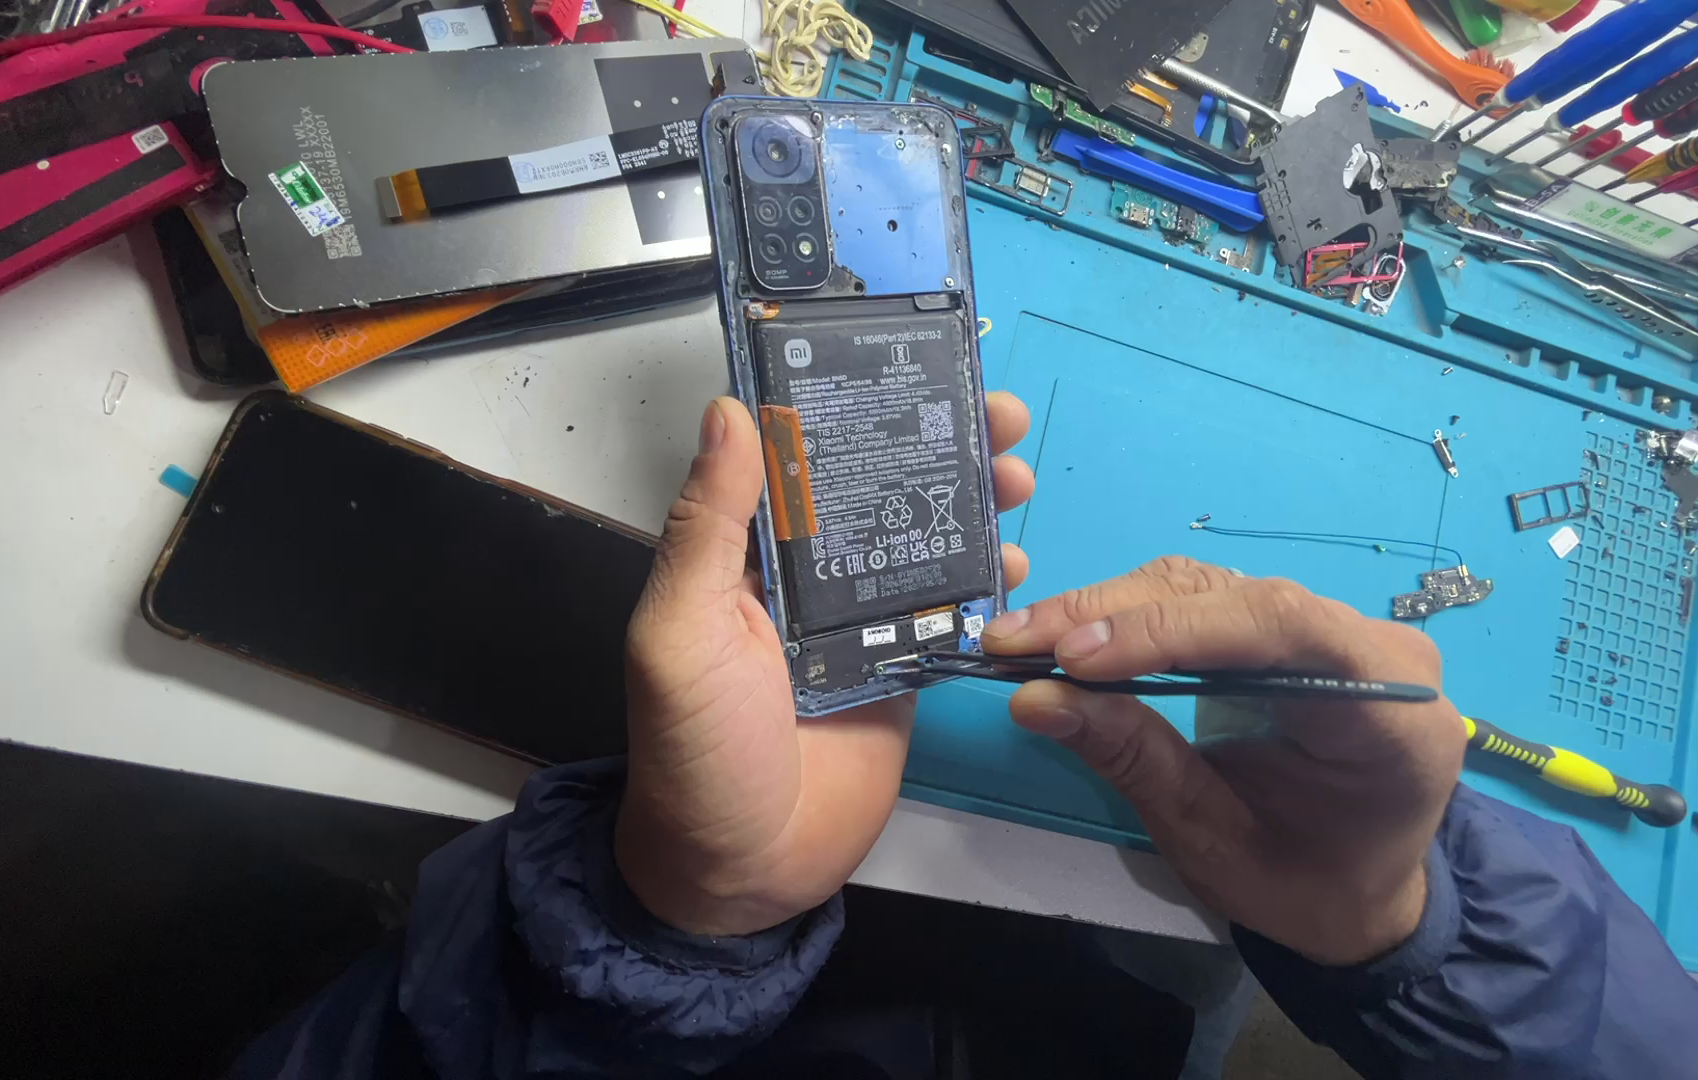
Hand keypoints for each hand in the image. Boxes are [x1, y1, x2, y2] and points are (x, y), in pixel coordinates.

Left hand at [617, 393, 1034, 935]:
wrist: (747, 866)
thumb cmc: (699, 749)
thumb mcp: (682, 631)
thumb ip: (706, 528)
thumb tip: (728, 413)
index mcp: (751, 551)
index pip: (803, 455)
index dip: (853, 404)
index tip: (909, 364)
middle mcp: (809, 571)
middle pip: (879, 485)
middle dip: (936, 442)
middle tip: (995, 415)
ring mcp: (862, 615)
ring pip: (923, 536)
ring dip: (971, 498)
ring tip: (1015, 476)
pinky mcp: (904, 661)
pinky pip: (950, 608)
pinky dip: (985, 580)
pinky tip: (1014, 557)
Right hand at [982, 557, 1462, 965]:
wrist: (1352, 888)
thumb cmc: (1299, 881)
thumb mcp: (1211, 838)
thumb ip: (1131, 759)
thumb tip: (1032, 698)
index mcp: (1383, 709)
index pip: (1278, 627)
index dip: (1168, 629)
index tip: (1071, 657)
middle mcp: (1360, 642)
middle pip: (1219, 594)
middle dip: (1106, 614)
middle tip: (1012, 641)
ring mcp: (1315, 623)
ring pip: (1191, 586)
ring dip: (1097, 608)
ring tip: (1022, 637)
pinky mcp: (1269, 623)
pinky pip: (1185, 598)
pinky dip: (1114, 615)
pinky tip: (1063, 635)